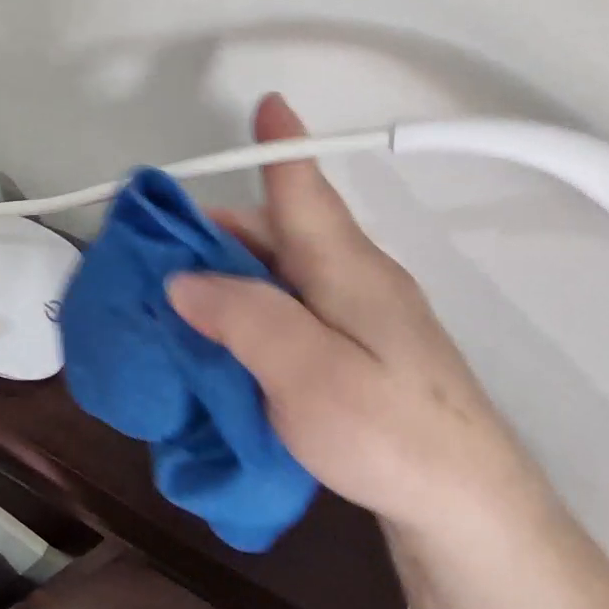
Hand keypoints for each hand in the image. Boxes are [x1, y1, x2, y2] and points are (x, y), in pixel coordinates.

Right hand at [167, 94, 553, 534]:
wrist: (460, 505)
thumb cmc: (388, 433)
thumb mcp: (308, 374)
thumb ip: (244, 318)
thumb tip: (182, 280)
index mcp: (347, 272)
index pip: (307, 196)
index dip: (284, 148)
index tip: (268, 103)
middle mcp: (353, 283)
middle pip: (277, 235)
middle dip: (212, 231)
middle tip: (147, 254)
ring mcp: (354, 320)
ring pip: (275, 275)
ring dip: (219, 276)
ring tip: (162, 299)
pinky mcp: (348, 355)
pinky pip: (281, 312)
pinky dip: (237, 311)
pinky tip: (206, 340)